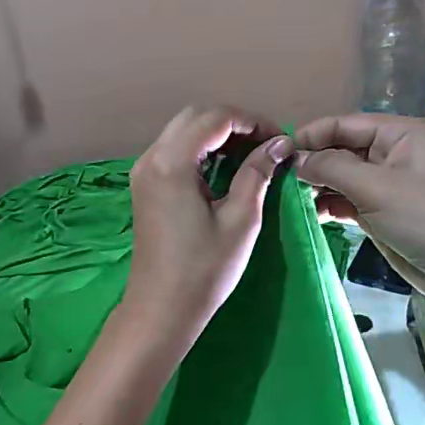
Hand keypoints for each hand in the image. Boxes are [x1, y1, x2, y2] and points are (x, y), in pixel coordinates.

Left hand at [125, 105, 292, 337]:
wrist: (161, 308)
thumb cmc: (204, 269)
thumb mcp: (241, 219)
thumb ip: (257, 173)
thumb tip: (279, 144)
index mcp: (172, 162)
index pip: (215, 117)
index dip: (252, 122)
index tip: (280, 141)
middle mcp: (151, 158)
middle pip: (196, 117)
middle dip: (235, 124)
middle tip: (266, 147)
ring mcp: (144, 172)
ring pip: (184, 132)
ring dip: (218, 136)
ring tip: (252, 157)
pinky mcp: (145, 186)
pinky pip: (175, 151)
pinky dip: (202, 151)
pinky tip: (226, 170)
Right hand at [292, 114, 424, 303]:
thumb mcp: (376, 188)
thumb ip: (332, 168)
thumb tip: (297, 160)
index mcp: (400, 134)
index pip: (345, 124)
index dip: (311, 135)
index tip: (279, 152)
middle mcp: (394, 153)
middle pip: (342, 150)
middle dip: (313, 163)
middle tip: (280, 180)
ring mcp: (389, 185)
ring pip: (343, 178)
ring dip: (319, 186)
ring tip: (291, 199)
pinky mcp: (384, 212)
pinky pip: (349, 201)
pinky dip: (330, 206)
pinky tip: (311, 214)